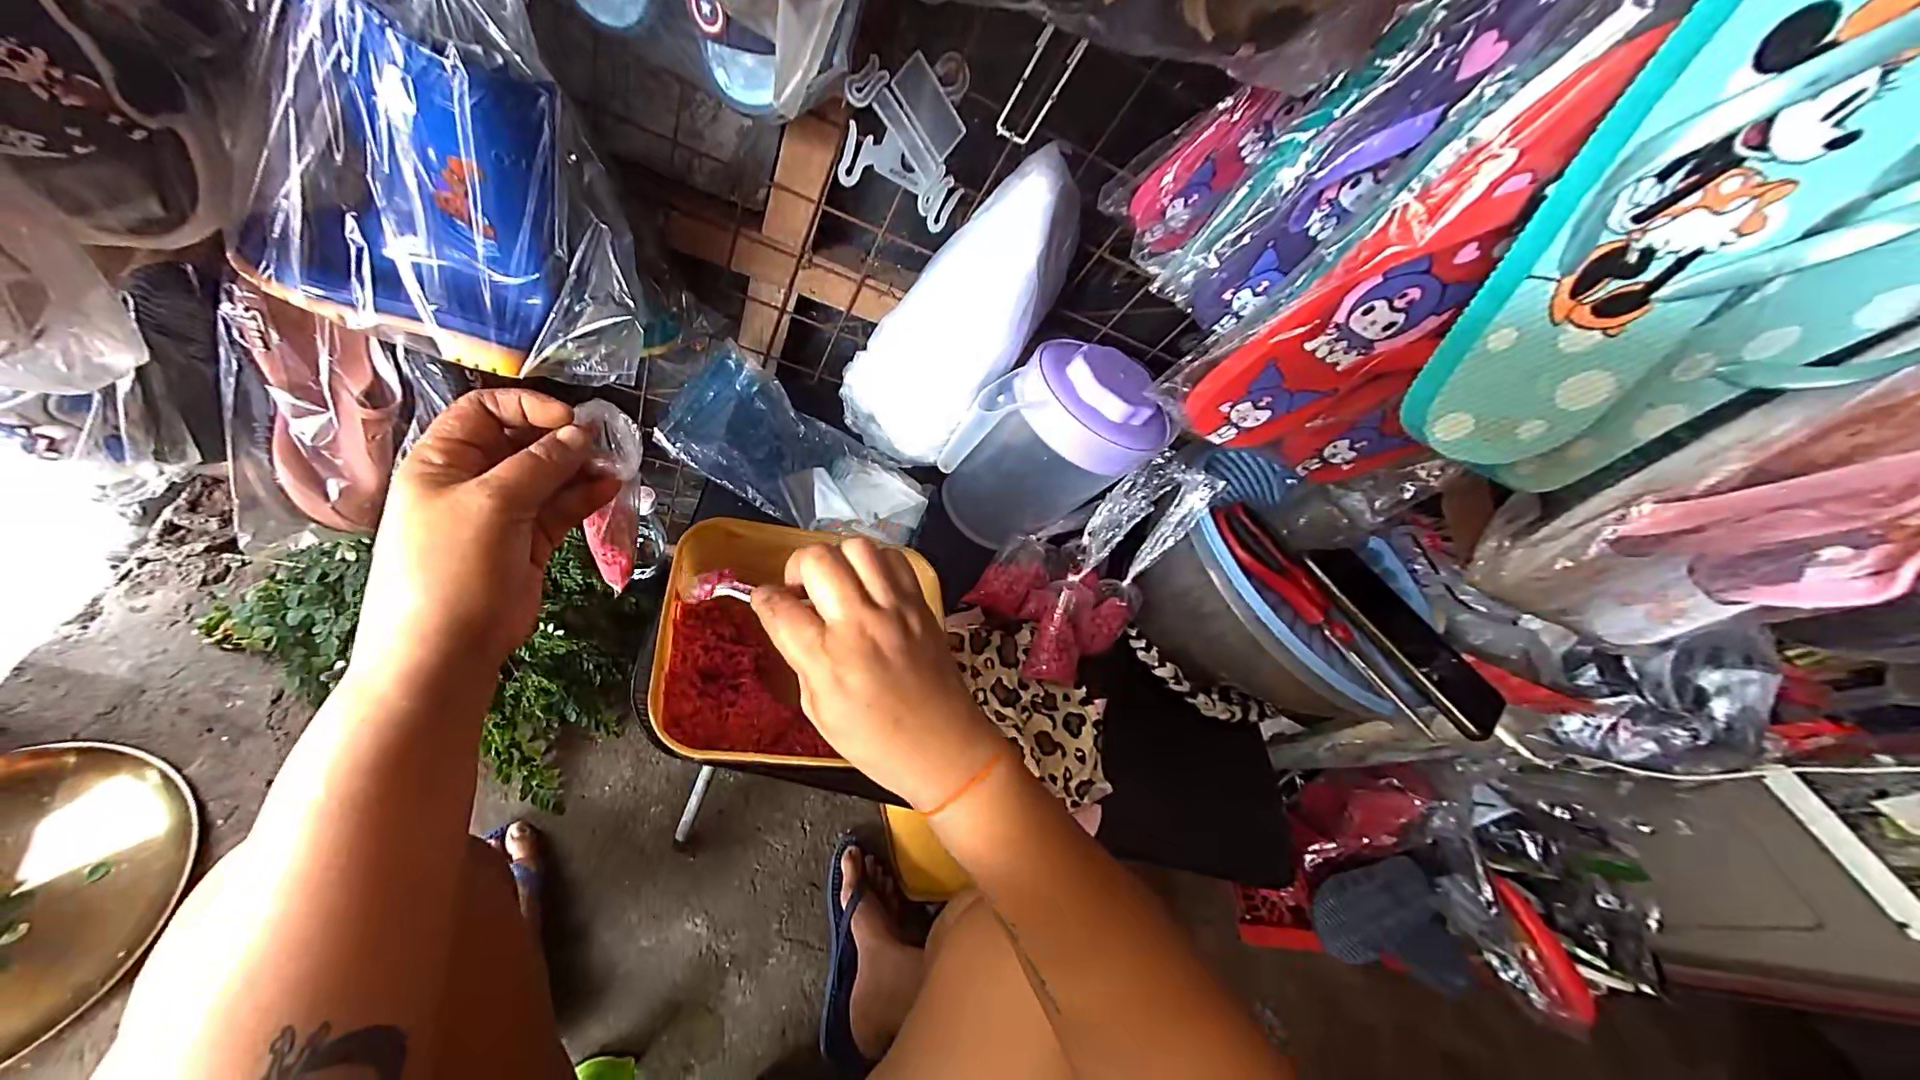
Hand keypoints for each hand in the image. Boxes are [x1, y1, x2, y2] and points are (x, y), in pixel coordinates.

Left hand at [352, 390, 621, 681]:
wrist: (445, 648)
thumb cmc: (451, 566)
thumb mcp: (492, 503)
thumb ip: (541, 463)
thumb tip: (581, 433)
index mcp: (443, 461)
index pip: (484, 411)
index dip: (528, 408)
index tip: (571, 420)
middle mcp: (473, 481)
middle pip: (523, 442)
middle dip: (563, 440)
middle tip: (605, 445)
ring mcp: (504, 513)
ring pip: (549, 477)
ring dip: (582, 469)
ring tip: (616, 468)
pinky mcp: (530, 541)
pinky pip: (561, 509)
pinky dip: (585, 498)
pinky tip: (610, 489)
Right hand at [752, 539, 1006, 810]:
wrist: (943, 746)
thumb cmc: (876, 741)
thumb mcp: (819, 711)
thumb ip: (801, 659)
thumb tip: (789, 622)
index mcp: (828, 658)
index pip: (779, 606)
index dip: (763, 599)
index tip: (766, 601)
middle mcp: (861, 623)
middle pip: (817, 560)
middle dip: (797, 567)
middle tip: (801, 590)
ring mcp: (896, 609)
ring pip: (858, 546)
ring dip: (838, 558)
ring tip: (837, 583)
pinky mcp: (922, 604)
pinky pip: (895, 559)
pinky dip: (875, 563)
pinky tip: (870, 585)